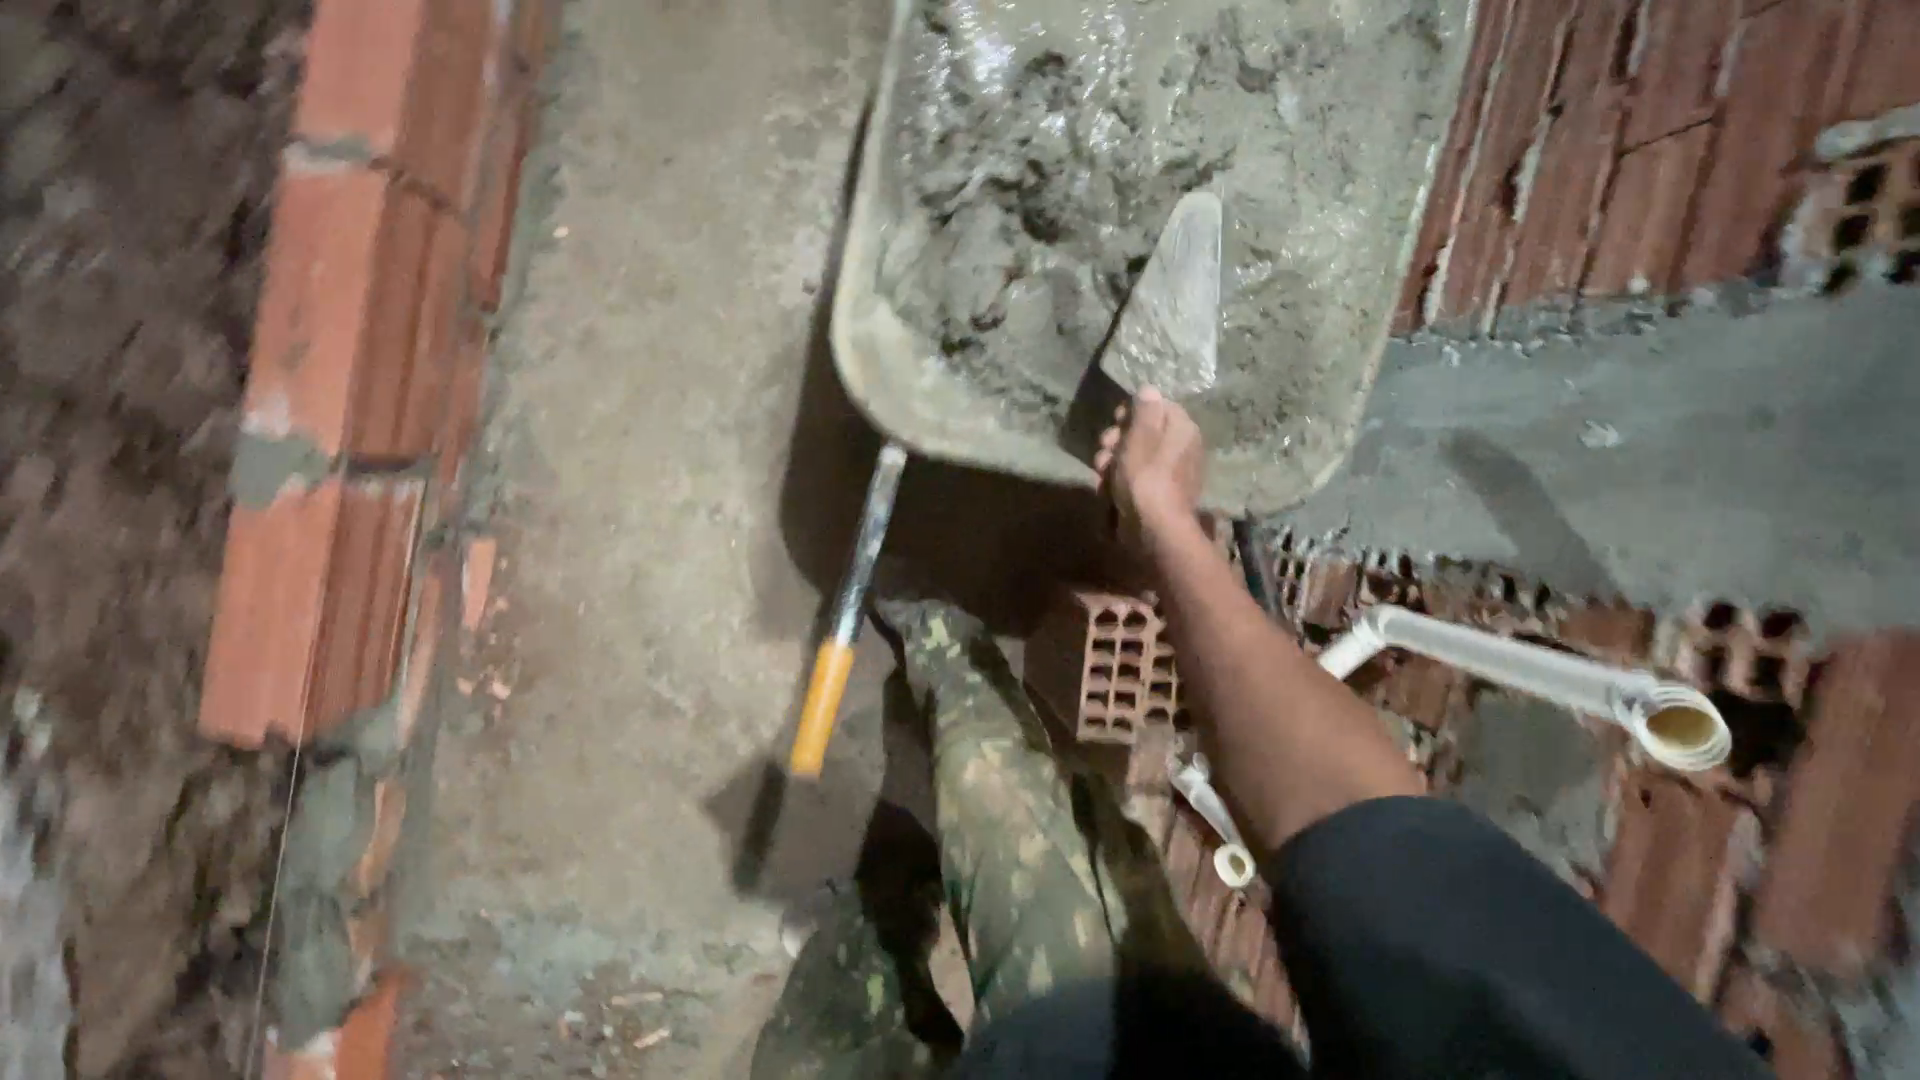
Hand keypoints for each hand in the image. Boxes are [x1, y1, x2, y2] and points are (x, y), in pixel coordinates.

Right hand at [1093, 386, 1205, 543]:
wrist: (1154, 531)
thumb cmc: (1145, 479)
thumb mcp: (1139, 438)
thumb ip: (1144, 411)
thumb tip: (1149, 389)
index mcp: (1183, 430)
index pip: (1158, 406)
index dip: (1132, 412)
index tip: (1115, 421)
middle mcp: (1183, 448)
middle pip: (1143, 434)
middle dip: (1117, 442)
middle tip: (1104, 451)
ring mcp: (1173, 474)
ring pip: (1135, 459)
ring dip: (1113, 465)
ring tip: (1102, 477)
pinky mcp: (1161, 496)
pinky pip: (1138, 481)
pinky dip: (1121, 484)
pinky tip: (1109, 494)